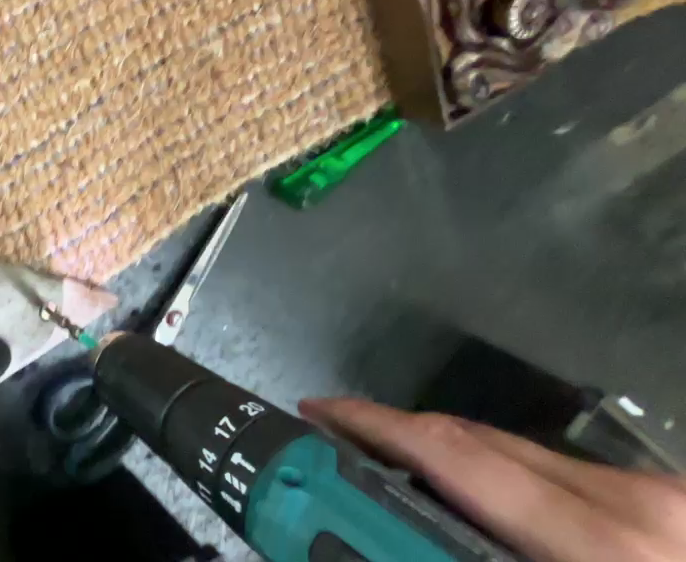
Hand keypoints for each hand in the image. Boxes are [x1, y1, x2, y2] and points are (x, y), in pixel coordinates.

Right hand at [302, 398, 685, 561]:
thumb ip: (479, 556)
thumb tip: (387, 550)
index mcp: (607, 542)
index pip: (457, 452)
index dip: (370, 423)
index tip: (312, 413)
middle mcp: (638, 504)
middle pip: (480, 439)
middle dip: (397, 435)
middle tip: (336, 444)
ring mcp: (670, 499)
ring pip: (527, 454)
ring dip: (457, 462)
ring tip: (408, 481)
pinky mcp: (685, 505)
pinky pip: (573, 478)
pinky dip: (517, 484)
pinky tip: (504, 516)